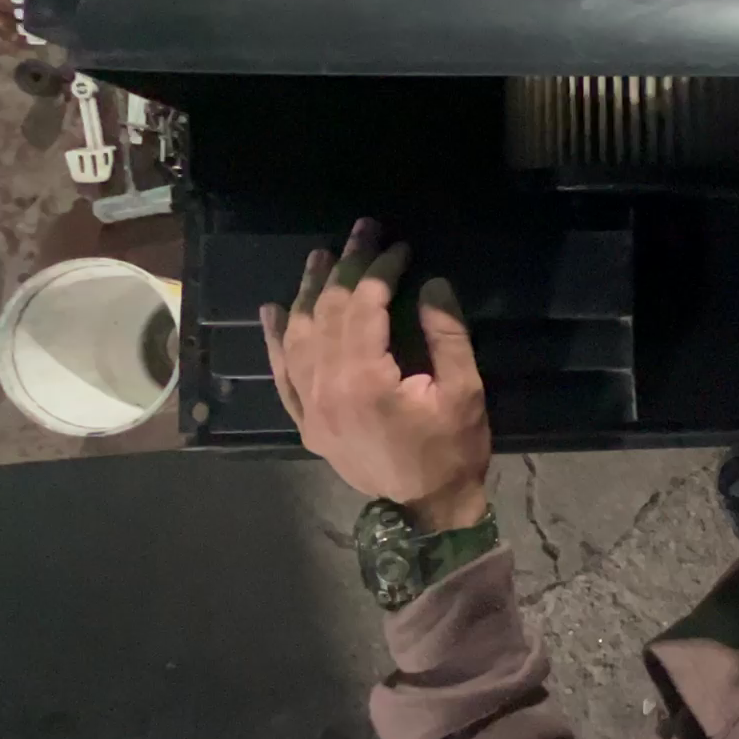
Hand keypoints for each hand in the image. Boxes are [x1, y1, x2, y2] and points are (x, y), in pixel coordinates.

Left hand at [260, 218, 491, 531]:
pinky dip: (275, 337)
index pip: (364, 307)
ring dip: (309, 291)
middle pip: (327, 313)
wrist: (428, 508)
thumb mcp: (464, 390)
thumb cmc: (453, 449)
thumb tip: (431, 285)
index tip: (401, 246)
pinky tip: (274, 309)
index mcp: (363, 379)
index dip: (381, 270)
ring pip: (298, 335)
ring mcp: (308, 405)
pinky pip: (281, 372)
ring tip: (323, 256)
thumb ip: (446, 335)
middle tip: (363, 231)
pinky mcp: (305, 419)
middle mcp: (323, 386)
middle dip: (347, 268)